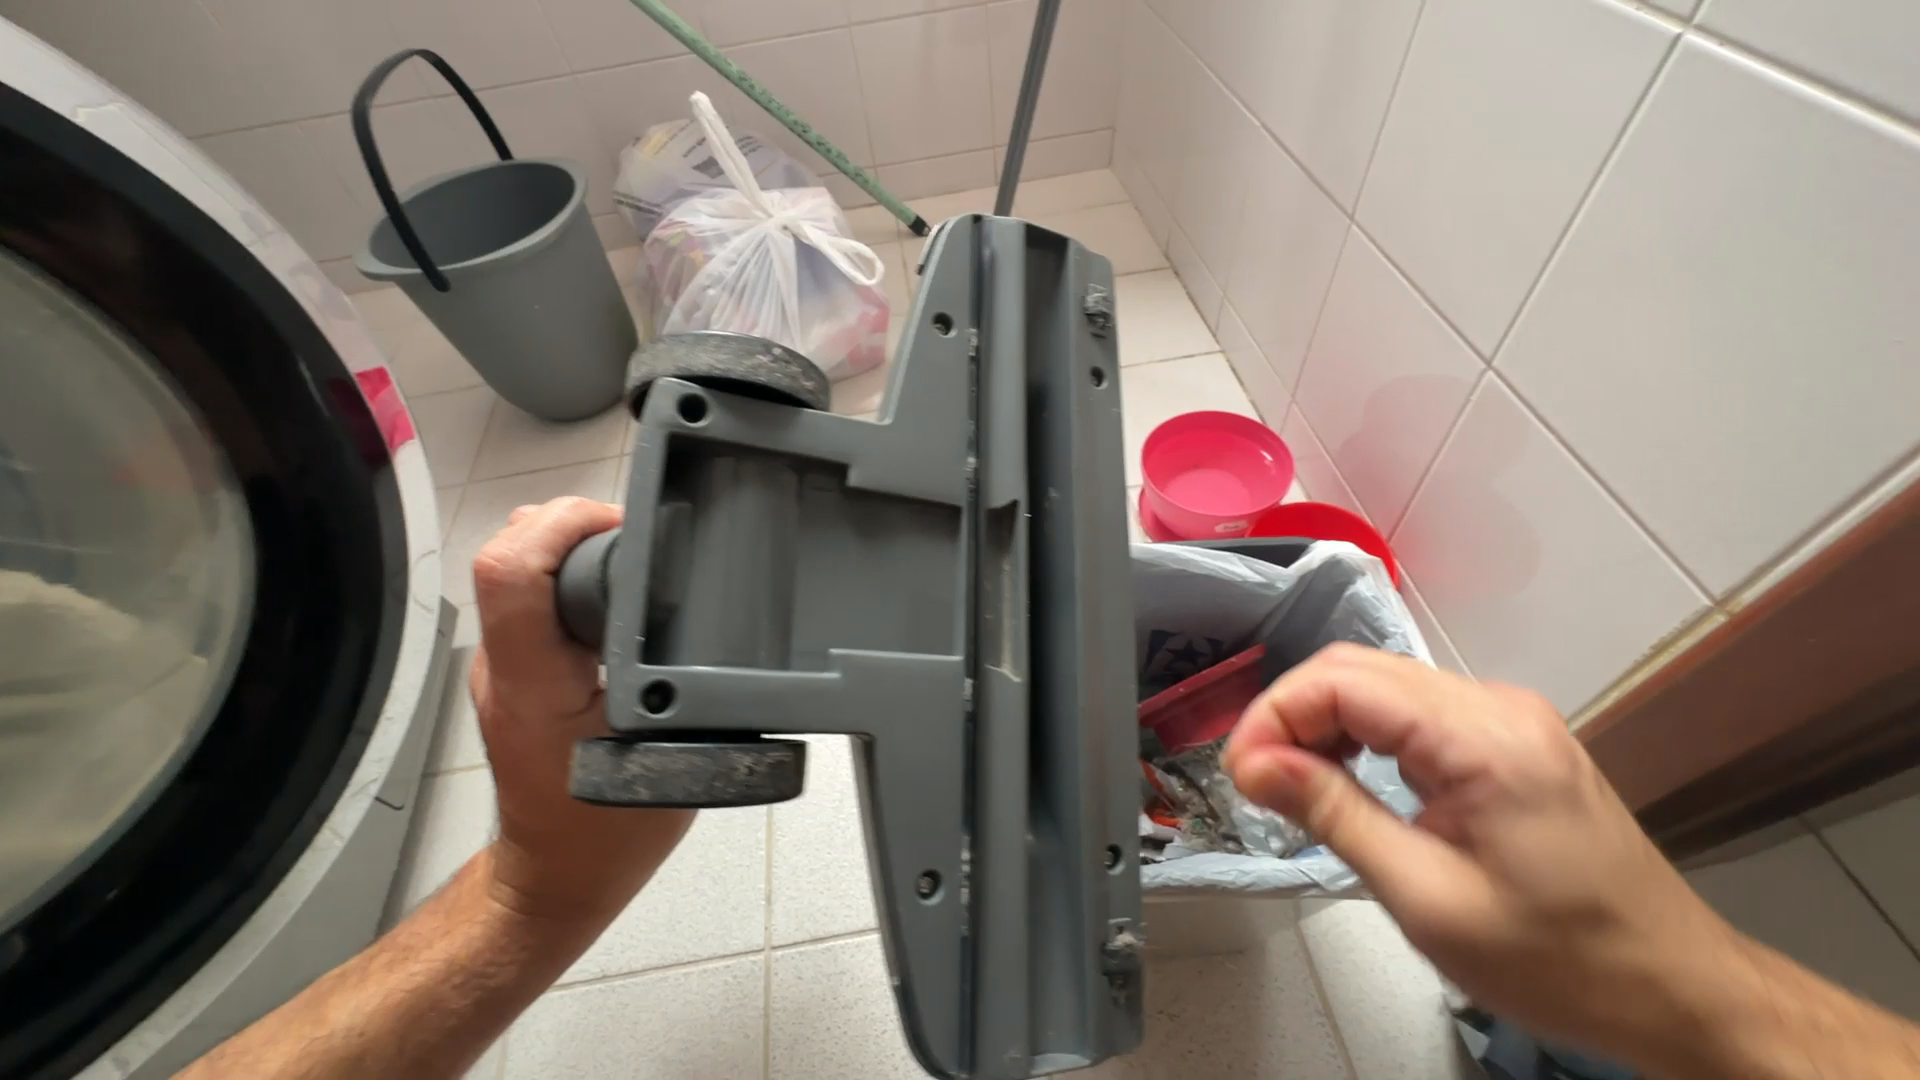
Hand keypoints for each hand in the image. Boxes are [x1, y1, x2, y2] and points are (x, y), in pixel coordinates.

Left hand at [468, 497, 693, 925]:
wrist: (557, 876)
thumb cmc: (609, 827)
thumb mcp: (666, 753)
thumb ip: (681, 684)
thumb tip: (713, 625)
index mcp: (535, 680)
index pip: (512, 570)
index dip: (564, 523)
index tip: (626, 523)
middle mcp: (505, 664)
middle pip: (507, 552)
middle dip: (574, 522)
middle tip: (643, 538)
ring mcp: (502, 667)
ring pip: (516, 569)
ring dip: (571, 543)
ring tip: (637, 557)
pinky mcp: (515, 672)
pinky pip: (531, 597)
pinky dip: (572, 573)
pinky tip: (625, 595)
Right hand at [1222, 644, 1739, 1062]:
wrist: (1680, 992)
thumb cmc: (1557, 961)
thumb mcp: (1426, 897)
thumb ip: (1332, 814)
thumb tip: (1252, 765)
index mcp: (1482, 737)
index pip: (1343, 681)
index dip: (1275, 715)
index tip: (1241, 774)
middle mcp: (1493, 704)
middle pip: (1356, 668)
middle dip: (1289, 714)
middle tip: (1256, 778)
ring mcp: (1504, 715)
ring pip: (1377, 681)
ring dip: (1319, 721)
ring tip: (1291, 780)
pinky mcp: (1505, 735)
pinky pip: (1407, 707)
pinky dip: (1356, 730)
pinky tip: (1342, 772)